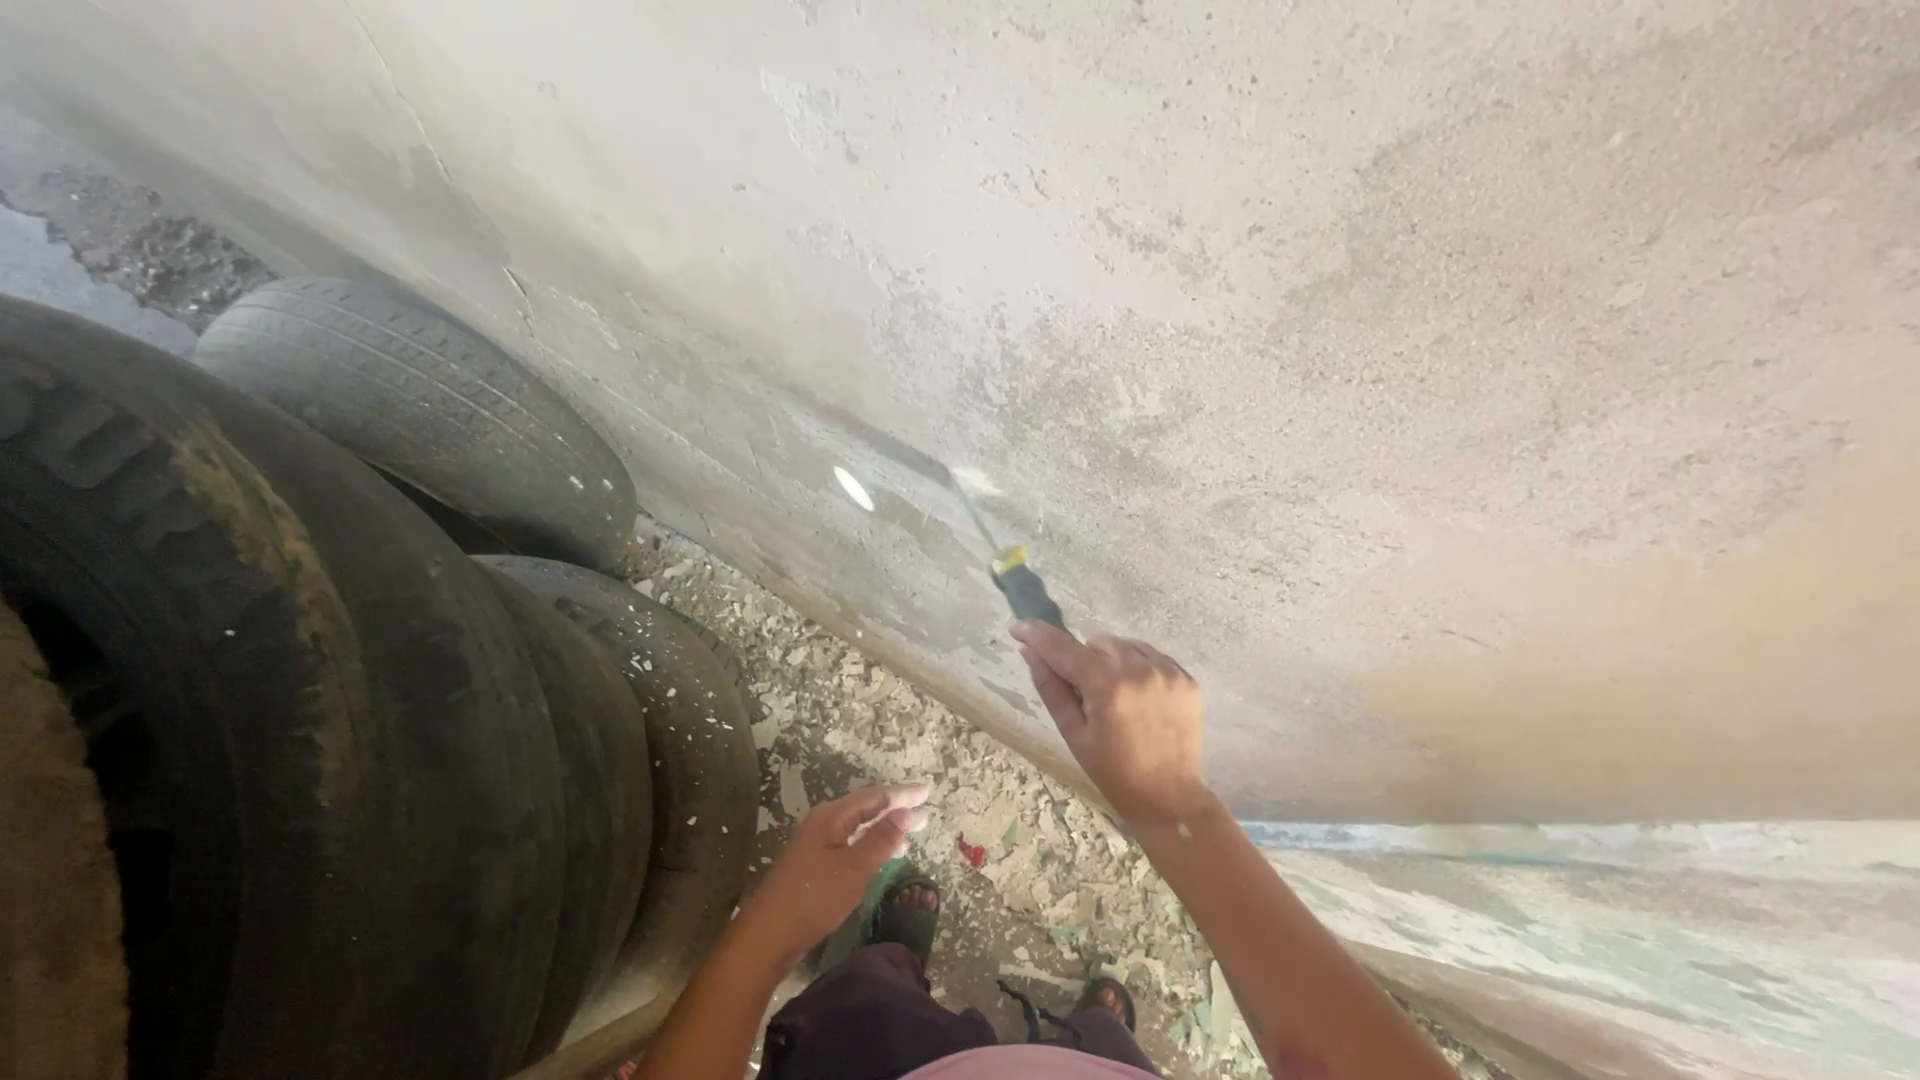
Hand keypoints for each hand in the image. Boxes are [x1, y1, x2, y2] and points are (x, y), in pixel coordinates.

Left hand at [740, 784, 929, 953]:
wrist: (768, 936)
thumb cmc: (814, 898)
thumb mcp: (854, 868)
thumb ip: (881, 839)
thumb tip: (906, 812)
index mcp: (831, 816)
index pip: (875, 797)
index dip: (903, 794)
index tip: (927, 791)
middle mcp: (824, 823)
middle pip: (866, 808)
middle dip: (896, 809)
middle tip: (926, 810)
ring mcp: (817, 844)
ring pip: (858, 827)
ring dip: (885, 827)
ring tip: (912, 830)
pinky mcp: (815, 864)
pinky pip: (851, 843)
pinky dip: (871, 843)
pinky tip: (883, 852)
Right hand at [1011, 620, 1213, 828]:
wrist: (1169, 796)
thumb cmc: (1113, 771)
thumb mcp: (1073, 733)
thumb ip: (1050, 687)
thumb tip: (1029, 652)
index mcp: (1108, 687)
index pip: (1064, 648)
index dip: (1037, 635)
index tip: (1018, 628)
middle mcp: (1139, 670)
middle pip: (1095, 642)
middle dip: (1082, 659)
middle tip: (1084, 692)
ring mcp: (1167, 671)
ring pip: (1124, 644)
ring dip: (1110, 660)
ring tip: (1113, 694)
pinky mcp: (1186, 678)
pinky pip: (1151, 655)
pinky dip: (1137, 666)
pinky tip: (1137, 695)